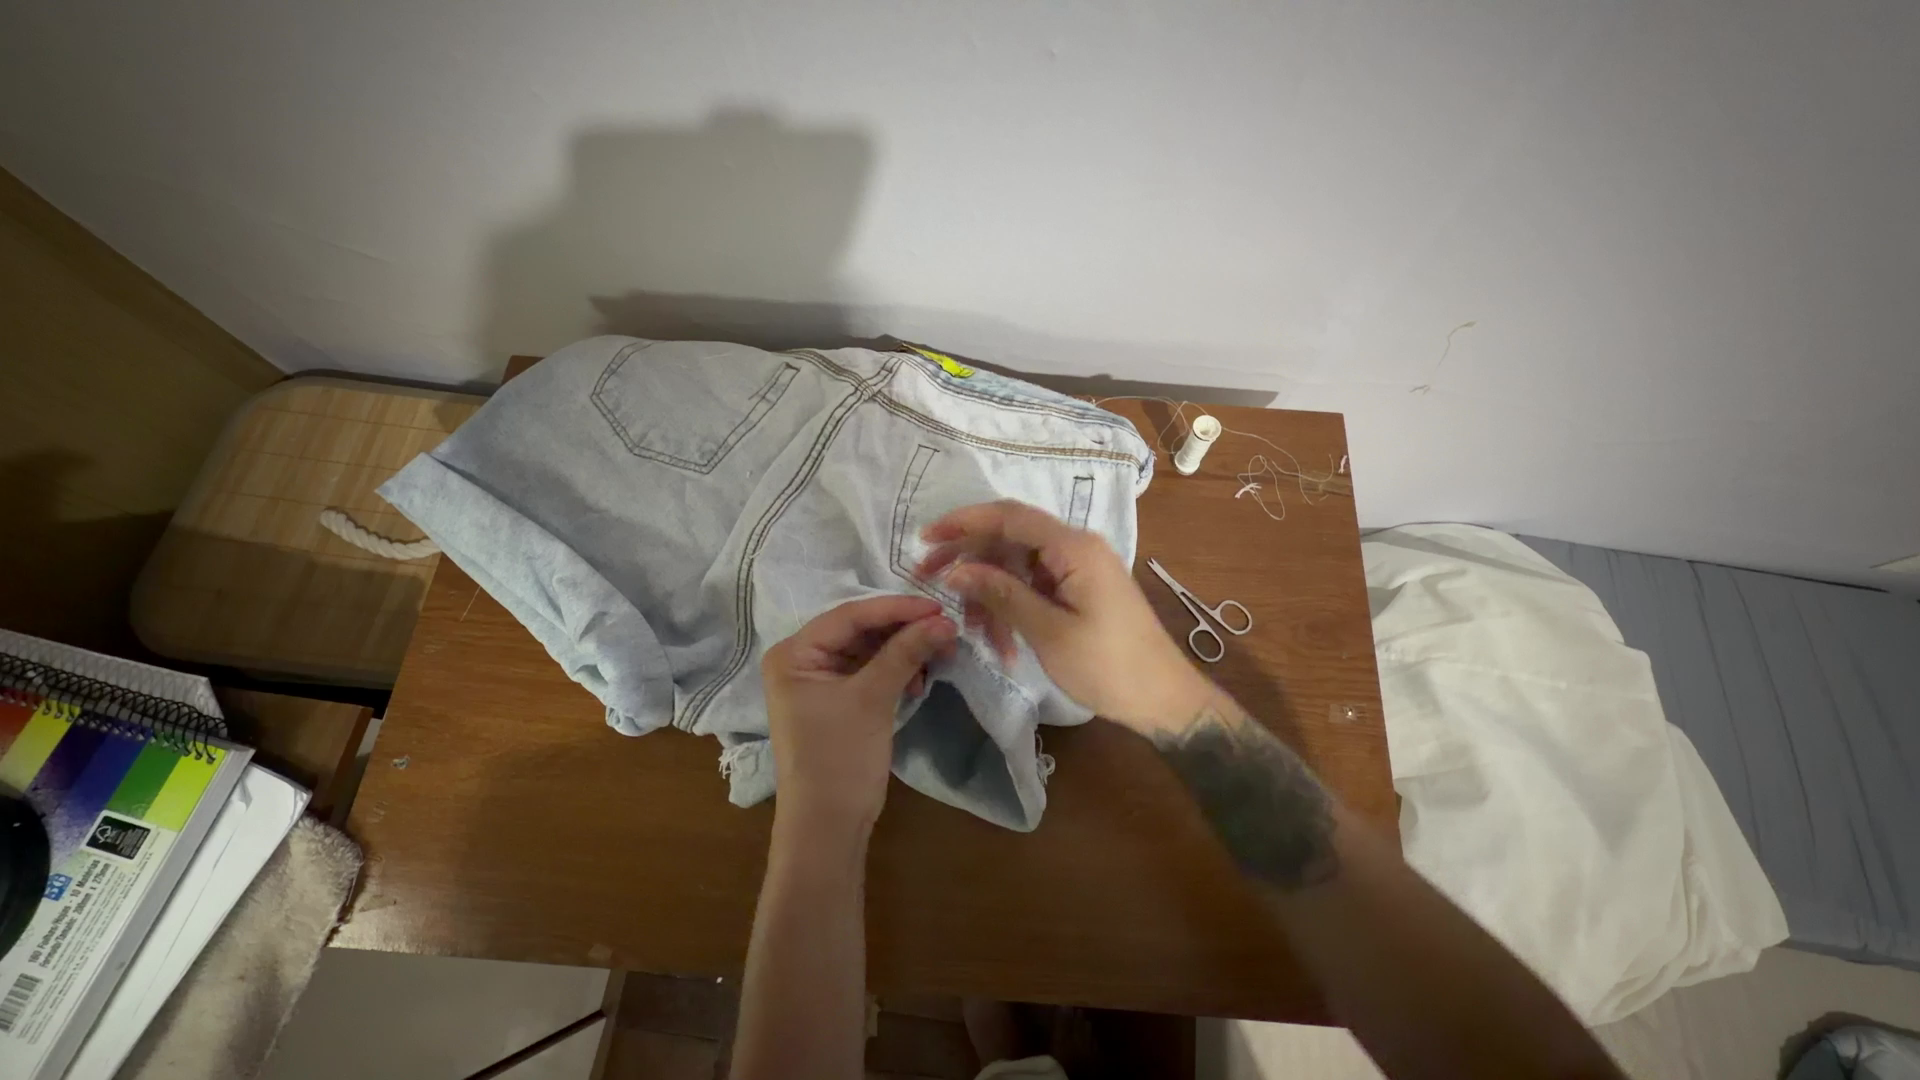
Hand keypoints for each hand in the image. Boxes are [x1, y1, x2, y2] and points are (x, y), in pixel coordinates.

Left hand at [762, 595, 956, 834]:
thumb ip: (906, 653)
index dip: (896, 609)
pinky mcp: (839, 701)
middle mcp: (801, 661)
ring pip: (869, 651)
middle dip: (903, 629)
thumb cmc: (838, 757)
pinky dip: (897, 671)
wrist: (827, 826)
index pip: (850, 616)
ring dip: (904, 650)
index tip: (938, 607)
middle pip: (859, 630)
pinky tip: (921, 679)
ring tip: (941, 653)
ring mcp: (820, 682)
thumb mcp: (872, 699)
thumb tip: (945, 620)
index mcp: (794, 653)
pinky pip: (871, 672)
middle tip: (945, 627)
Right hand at [915, 500, 1210, 734]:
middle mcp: (1076, 548)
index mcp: (1074, 547)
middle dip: (969, 562)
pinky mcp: (1078, 591)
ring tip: (972, 632)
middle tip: (928, 582)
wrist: (1162, 698)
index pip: (1009, 516)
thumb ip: (1001, 594)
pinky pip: (1033, 588)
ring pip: (1016, 568)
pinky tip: (1002, 645)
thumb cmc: (1108, 665)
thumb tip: (956, 571)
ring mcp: (1078, 570)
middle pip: (1009, 540)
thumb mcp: (1048, 631)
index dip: (964, 522)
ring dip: (990, 596)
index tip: (925, 538)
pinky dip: (1012, 610)